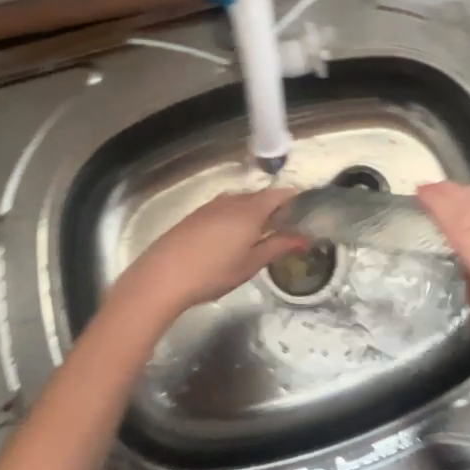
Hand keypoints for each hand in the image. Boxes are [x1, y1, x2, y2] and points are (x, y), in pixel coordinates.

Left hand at [116, 187, 309, 317]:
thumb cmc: (213, 272)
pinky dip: (237, 218)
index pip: (281, 193)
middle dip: (276, 209)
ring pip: (242, 202)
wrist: (163, 275)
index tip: (307, 215)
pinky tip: (233, 239)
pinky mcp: (196, 215)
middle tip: (287, 230)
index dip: (296, 200)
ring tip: (261, 236)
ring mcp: (212, 206)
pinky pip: (226, 209)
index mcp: (251, 209)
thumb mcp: (251, 263)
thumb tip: (305, 238)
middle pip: (261, 196)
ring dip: (255, 214)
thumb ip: (279, 246)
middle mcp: (232, 200)